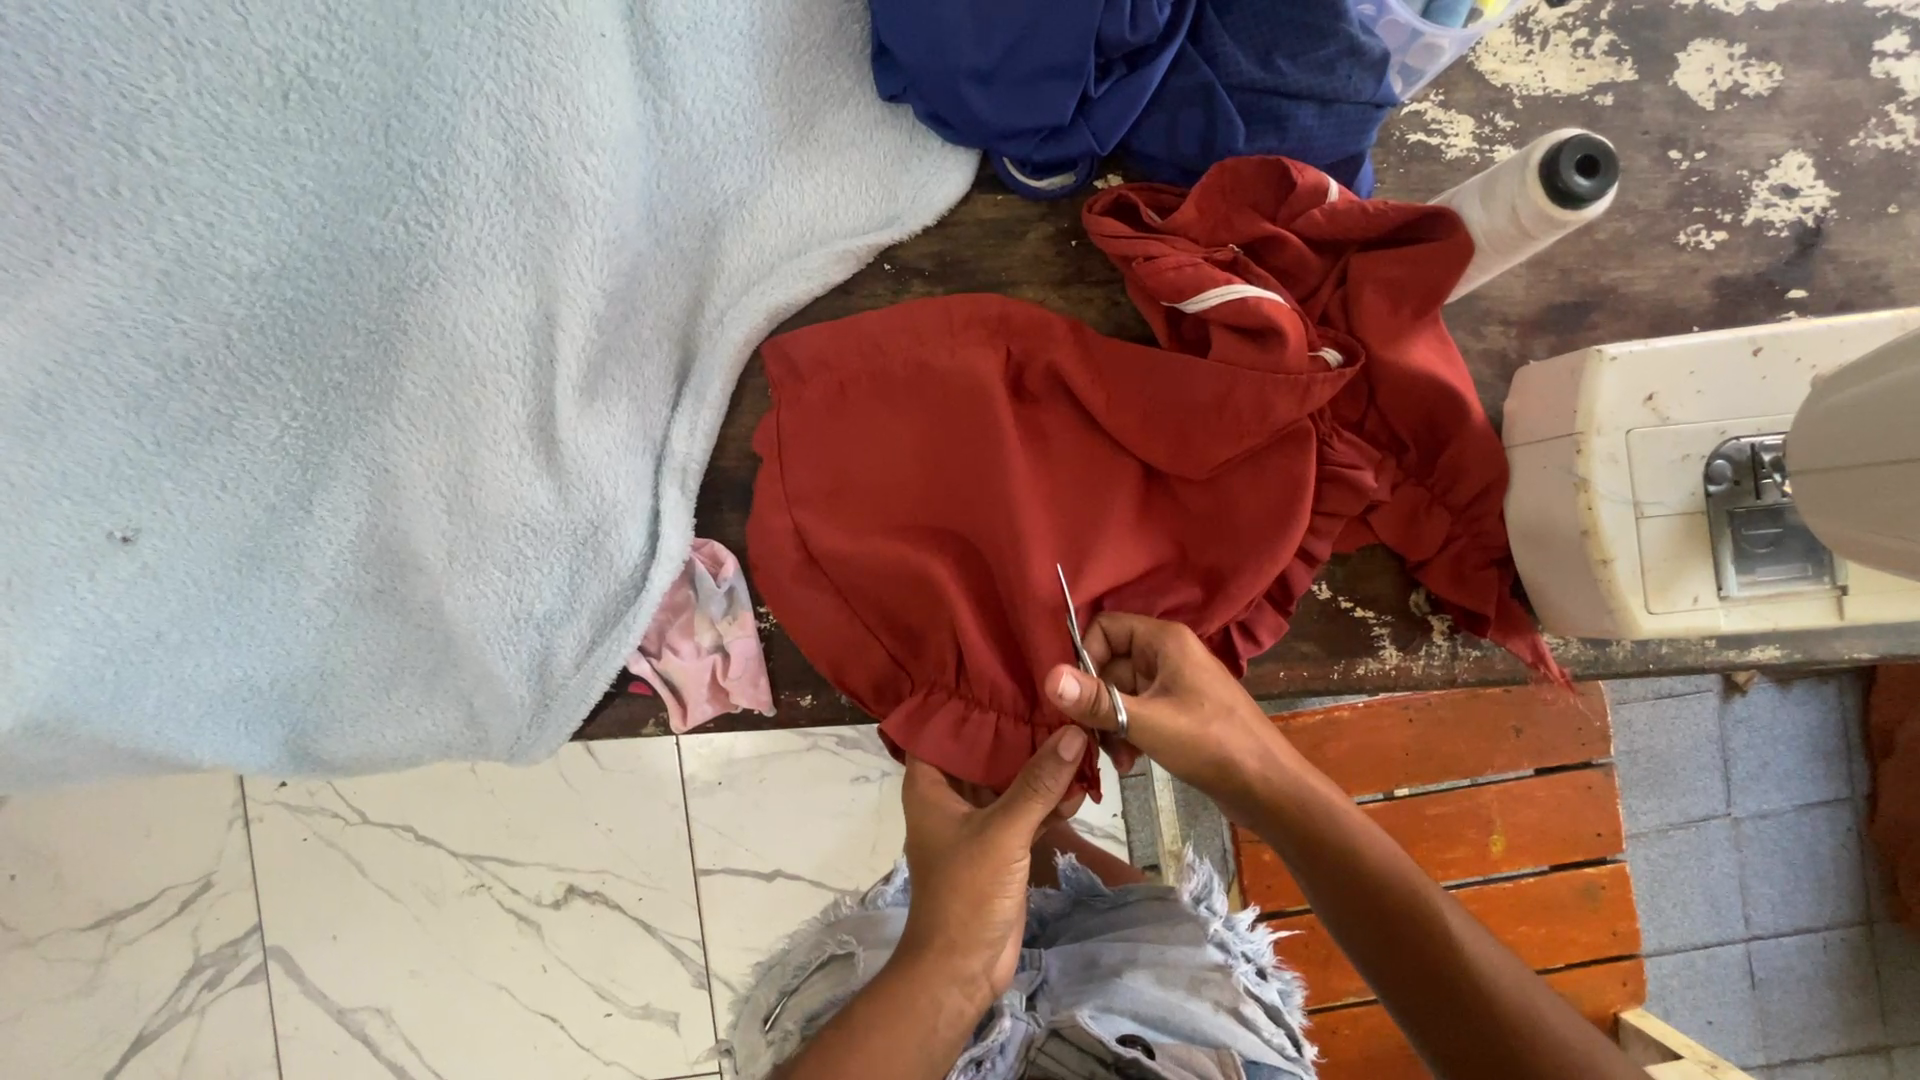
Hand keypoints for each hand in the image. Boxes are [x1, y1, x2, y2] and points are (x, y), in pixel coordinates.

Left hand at [895, 726, 1087, 1005]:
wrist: (962, 968)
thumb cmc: (966, 892)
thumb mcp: (1004, 831)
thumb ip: (1038, 782)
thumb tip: (1074, 732)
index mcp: (929, 784)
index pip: (944, 727)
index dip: (972, 702)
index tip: (1009, 676)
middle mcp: (949, 796)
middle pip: (983, 751)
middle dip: (1018, 732)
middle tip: (1056, 700)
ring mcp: (975, 821)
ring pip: (1008, 780)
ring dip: (1039, 767)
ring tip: (1076, 736)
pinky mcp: (1000, 844)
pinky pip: (1024, 809)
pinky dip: (1047, 800)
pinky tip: (1078, 786)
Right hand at [1043, 612, 1301, 824]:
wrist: (1269, 788)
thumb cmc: (1211, 744)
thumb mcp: (1147, 722)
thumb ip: (1097, 700)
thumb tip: (1048, 677)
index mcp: (1165, 641)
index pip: (1105, 627)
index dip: (1086, 657)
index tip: (1078, 696)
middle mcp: (1168, 655)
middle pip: (1110, 664)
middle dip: (1097, 702)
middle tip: (1091, 738)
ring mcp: (1174, 685)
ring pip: (1122, 693)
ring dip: (1111, 724)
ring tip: (1116, 758)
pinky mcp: (1179, 713)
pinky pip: (1138, 712)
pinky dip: (1129, 734)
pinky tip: (1130, 764)